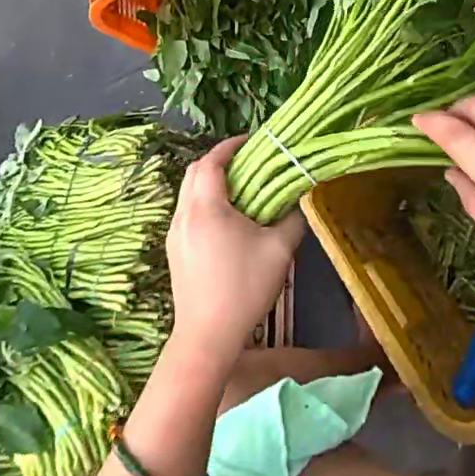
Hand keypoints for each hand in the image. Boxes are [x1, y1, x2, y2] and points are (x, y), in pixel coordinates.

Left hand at [165, 136, 306, 363]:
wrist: (207, 336)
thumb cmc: (244, 288)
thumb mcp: (279, 250)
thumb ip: (293, 218)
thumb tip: (301, 197)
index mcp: (206, 208)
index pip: (212, 161)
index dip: (230, 145)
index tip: (251, 140)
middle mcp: (184, 214)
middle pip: (194, 171)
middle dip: (218, 160)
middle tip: (247, 161)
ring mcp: (174, 232)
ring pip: (187, 191)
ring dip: (209, 181)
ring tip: (239, 187)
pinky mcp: (173, 249)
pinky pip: (185, 211)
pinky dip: (202, 201)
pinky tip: (225, 218)